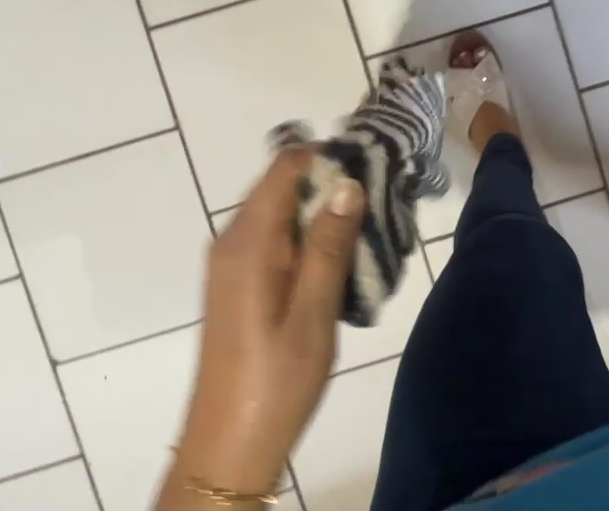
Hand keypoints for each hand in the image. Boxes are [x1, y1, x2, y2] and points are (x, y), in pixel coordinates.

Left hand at [168, 147, 364, 501]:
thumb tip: (348, 182)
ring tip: (370, 236)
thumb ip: (328, 245)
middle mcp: (232, 240)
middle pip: (284, 186)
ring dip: (324, 216)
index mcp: (248, 241)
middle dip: (332, 187)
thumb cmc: (275, 382)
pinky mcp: (238, 281)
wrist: (227, 449)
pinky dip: (308, 239)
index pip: (286, 167)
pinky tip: (339, 263)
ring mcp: (232, 261)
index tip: (373, 170)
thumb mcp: (313, 313)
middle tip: (382, 208)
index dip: (329, 159)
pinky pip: (275, 238)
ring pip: (282, 212)